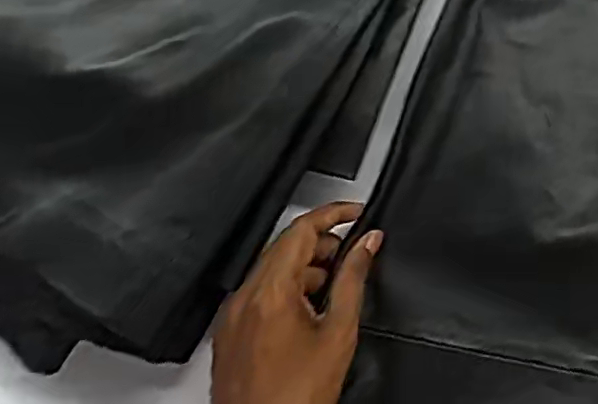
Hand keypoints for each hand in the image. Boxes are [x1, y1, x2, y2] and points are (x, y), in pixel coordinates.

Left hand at [211, 202, 383, 403]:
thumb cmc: (295, 400)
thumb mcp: (339, 331)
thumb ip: (354, 278)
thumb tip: (368, 242)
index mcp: (270, 293)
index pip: (302, 229)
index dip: (334, 213)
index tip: (356, 212)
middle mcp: (244, 300)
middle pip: (285, 245)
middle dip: (323, 241)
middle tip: (352, 250)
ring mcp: (232, 318)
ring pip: (272, 268)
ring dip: (305, 264)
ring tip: (334, 284)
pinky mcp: (229, 336)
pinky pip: (259, 292)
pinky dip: (286, 286)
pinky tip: (309, 308)